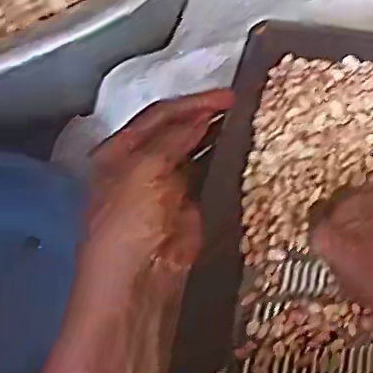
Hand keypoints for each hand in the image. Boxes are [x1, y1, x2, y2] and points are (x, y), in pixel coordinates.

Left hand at [77, 91, 234, 305]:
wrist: (141, 277)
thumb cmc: (129, 224)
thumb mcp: (142, 172)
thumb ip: (173, 140)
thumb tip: (203, 116)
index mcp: (121, 152)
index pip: (161, 115)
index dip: (194, 102)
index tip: (230, 96)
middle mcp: (144, 163)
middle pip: (180, 128)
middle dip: (208, 114)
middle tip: (244, 104)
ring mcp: (172, 182)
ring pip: (200, 148)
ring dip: (221, 135)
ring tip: (251, 122)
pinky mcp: (195, 202)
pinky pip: (215, 173)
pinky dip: (230, 160)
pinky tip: (248, 151)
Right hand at [307, 180, 372, 315]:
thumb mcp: (348, 284)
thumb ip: (337, 260)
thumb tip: (339, 253)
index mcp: (325, 236)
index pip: (315, 224)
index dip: (326, 231)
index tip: (334, 236)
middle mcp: (342, 211)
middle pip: (335, 203)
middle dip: (343, 214)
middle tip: (357, 227)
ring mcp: (369, 196)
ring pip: (358, 192)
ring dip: (363, 203)